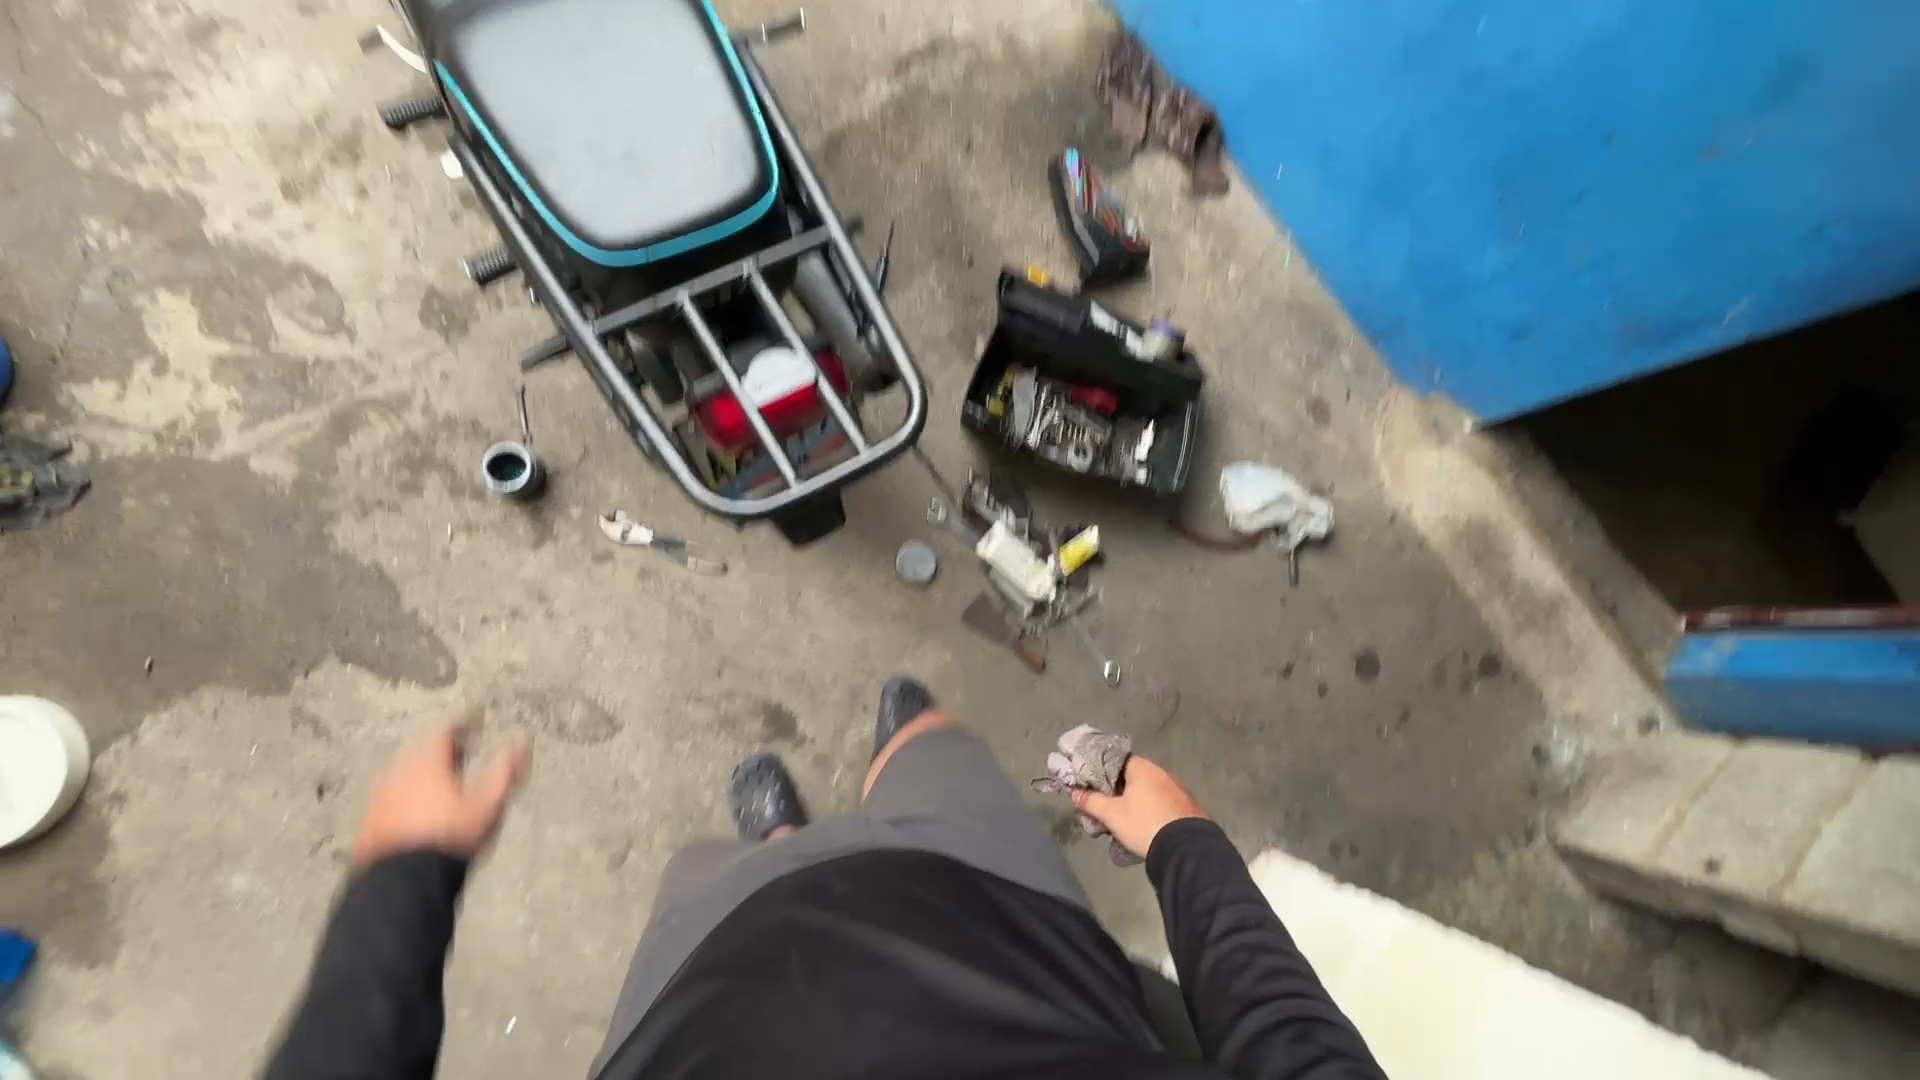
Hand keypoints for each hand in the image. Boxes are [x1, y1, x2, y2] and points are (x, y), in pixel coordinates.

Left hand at [351, 708, 531, 870]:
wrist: (401, 882)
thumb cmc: (451, 835)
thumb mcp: (489, 801)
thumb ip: (507, 766)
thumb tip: (523, 736)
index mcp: (427, 760)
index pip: (446, 727)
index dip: (465, 719)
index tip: (479, 715)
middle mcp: (398, 771)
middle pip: (422, 745)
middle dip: (445, 742)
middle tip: (466, 745)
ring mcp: (380, 795)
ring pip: (406, 768)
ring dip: (428, 764)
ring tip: (448, 774)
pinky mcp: (371, 818)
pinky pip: (395, 789)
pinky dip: (412, 785)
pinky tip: (424, 802)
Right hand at [1072, 756, 1205, 858]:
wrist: (1186, 849)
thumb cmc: (1144, 824)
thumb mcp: (1112, 815)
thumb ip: (1092, 801)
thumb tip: (1074, 793)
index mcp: (1143, 768)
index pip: (1117, 761)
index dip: (1104, 773)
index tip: (1094, 786)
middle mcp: (1162, 773)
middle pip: (1134, 777)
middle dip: (1120, 792)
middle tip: (1108, 808)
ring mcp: (1178, 789)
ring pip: (1150, 792)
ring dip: (1138, 803)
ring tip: (1127, 822)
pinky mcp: (1189, 807)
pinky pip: (1164, 804)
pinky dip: (1154, 811)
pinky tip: (1149, 827)